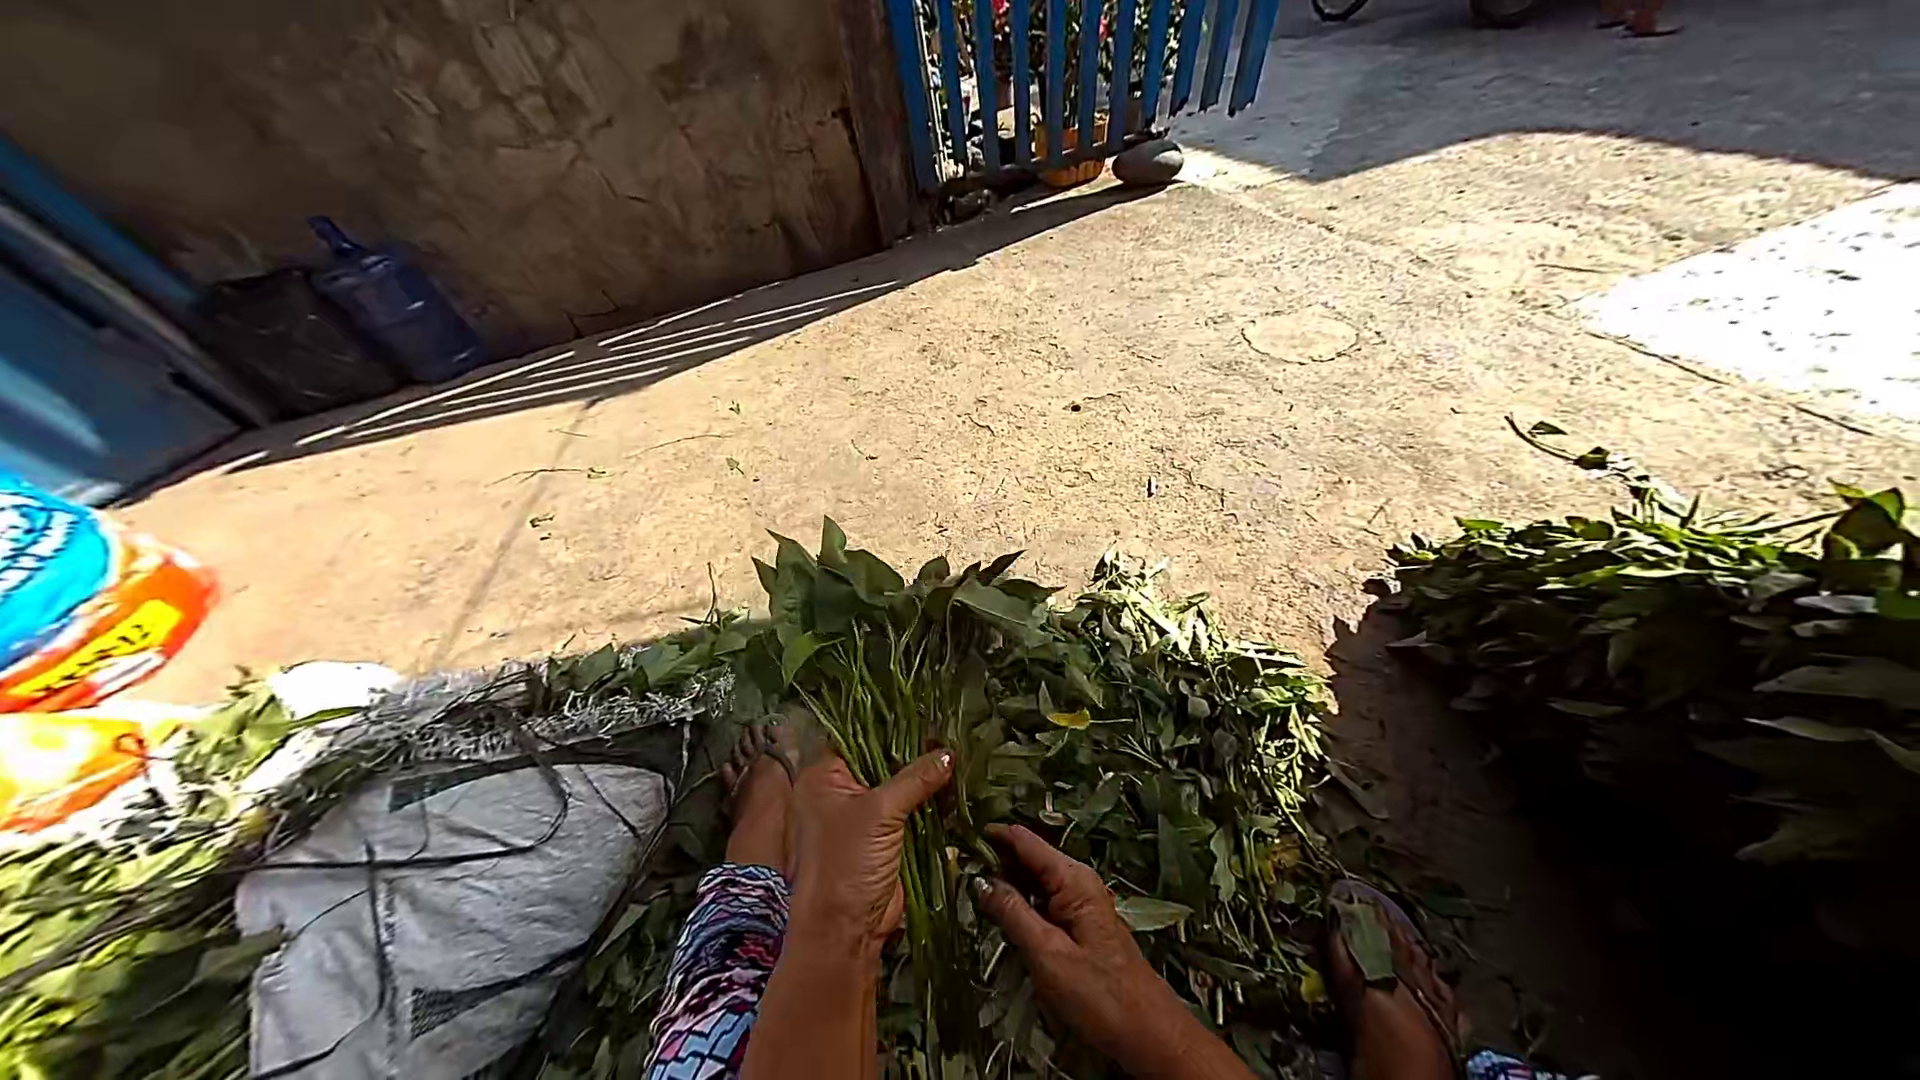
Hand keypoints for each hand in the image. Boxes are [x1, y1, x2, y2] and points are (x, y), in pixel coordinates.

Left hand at [785, 745, 953, 954]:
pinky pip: (909, 810)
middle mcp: (840, 791)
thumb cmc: (846, 864)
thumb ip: (915, 778)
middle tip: (948, 731)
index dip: (888, 724)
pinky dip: (929, 802)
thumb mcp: (879, 813)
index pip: (856, 735)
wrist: (846, 932)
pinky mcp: (884, 837)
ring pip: (898, 785)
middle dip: (913, 751)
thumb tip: (949, 752)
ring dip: (925, 777)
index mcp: (824, 777)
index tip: (923, 711)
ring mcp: (863, 815)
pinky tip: (954, 786)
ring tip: (957, 754)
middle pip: (881, 760)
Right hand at [975, 825, 1254, 1079]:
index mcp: (1071, 877)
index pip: (1024, 839)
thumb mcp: (1047, 954)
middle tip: (957, 866)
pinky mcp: (1078, 919)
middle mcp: (1076, 878)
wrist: (1147, 1031)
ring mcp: (1079, 898)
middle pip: (1028, 854)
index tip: (958, 836)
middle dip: (994, 857)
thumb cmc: (1098, 993)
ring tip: (969, 884)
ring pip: (1033, 877)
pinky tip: (999, 909)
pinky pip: (1043, 896)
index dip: (991, 835)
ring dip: (1005, 879)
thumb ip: (1012, 913)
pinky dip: (1020, 898)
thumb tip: (979, 880)